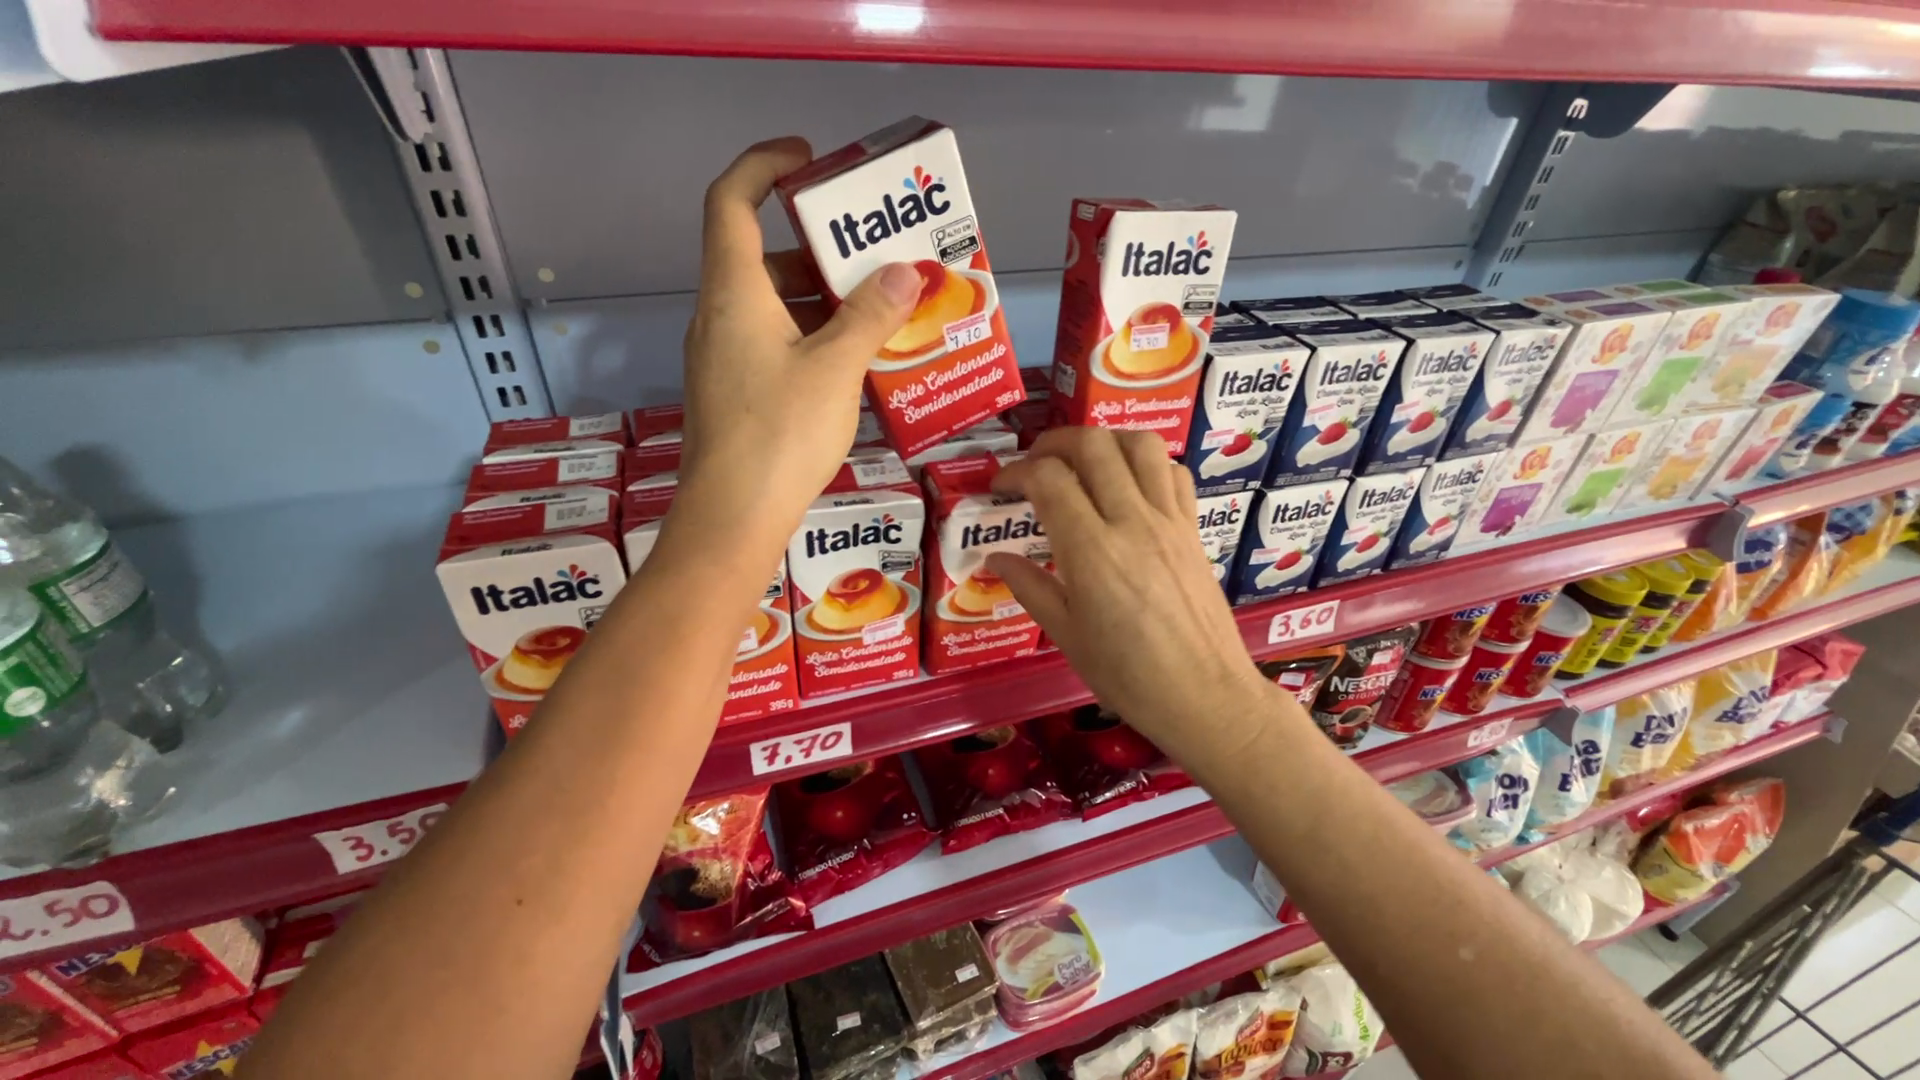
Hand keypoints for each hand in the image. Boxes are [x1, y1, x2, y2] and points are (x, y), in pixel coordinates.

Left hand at [675, 136, 922, 548]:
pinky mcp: (735, 393)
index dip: (764, 166)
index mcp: (734, 294)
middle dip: (817, 247)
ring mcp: (724, 358)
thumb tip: (902, 273)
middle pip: (761, 256)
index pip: (732, 201)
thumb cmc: (780, 434)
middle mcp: (720, 317)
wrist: (733, 518)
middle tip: (871, 251)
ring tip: (878, 306)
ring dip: (821, 298)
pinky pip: (774, 343)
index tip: (809, 159)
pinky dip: (811, 336)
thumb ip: (869, 316)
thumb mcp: (835, 369)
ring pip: (772, 305)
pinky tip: (855, 359)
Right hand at [985, 427, 1289, 766]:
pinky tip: (1130, 487)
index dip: (1016, 472)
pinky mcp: (1194, 530)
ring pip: (1139, 446)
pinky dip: (1147, 464)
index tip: (1001, 488)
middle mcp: (1131, 522)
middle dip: (1054, 443)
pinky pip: (1174, 473)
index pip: (1048, 479)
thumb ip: (1030, 587)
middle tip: (1036, 464)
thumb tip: (996, 558)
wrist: (1205, 697)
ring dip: (1104, 441)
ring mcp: (1169, 522)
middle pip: (1092, 446)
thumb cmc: (1128, 677)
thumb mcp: (1067, 637)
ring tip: (1083, 463)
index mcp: (1091, 552)